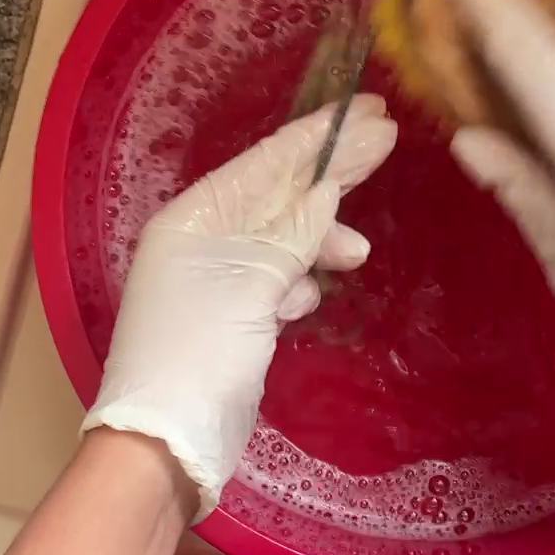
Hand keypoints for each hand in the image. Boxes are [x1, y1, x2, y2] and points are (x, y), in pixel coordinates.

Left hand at [83, 96, 397, 520]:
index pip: (264, 162)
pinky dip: (297, 284)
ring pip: (284, 241)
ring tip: (357, 253)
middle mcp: (204, 238)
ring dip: (319, 243)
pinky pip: (278, 280)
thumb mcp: (250, 281)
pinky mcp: (237, 314)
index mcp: (194, 216)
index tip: (365, 112)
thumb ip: (294, 231)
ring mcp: (220, 277)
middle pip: (279, 194)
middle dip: (331, 173)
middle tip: (387, 139)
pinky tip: (303, 300)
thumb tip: (330, 187)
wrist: (167, 442)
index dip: (317, 135)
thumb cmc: (199, 349)